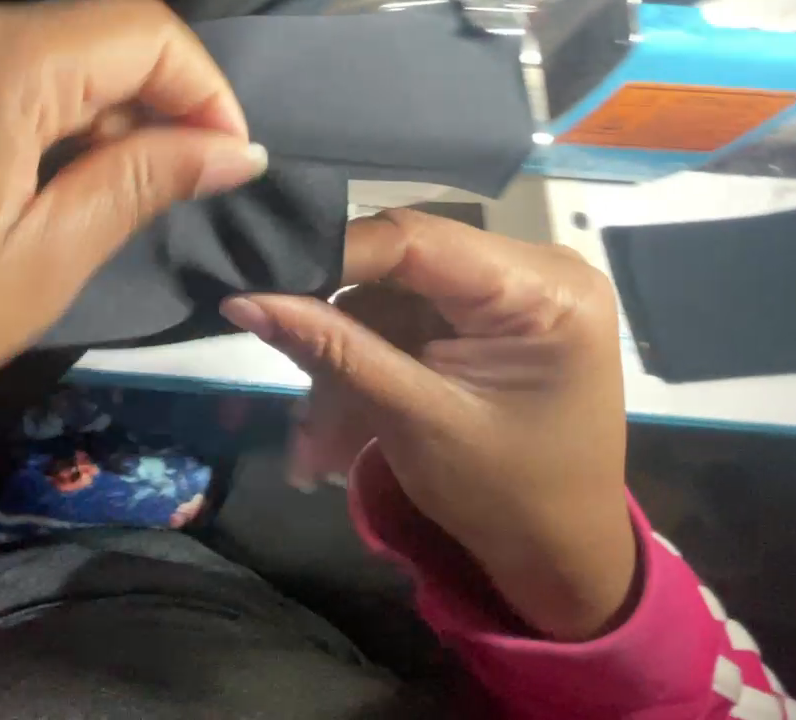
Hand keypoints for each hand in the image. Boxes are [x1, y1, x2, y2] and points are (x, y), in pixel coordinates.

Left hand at [0, 0, 268, 505]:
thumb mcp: (43, 259)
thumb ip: (143, 180)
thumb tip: (236, 148)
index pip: (141, 33)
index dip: (202, 89)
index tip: (228, 158)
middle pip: (82, 40)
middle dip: (139, 108)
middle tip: (156, 194)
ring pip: (28, 54)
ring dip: (76, 114)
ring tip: (77, 200)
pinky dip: (15, 110)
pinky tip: (8, 178)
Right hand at [221, 209, 635, 640]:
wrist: (556, 557)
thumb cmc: (507, 496)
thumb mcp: (412, 418)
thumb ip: (329, 348)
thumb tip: (240, 300)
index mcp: (541, 290)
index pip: (413, 238)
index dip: (330, 255)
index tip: (258, 284)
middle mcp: (524, 270)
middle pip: (391, 264)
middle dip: (332, 321)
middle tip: (284, 366)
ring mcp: (494, 290)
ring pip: (378, 297)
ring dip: (337, 357)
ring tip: (315, 438)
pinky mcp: (467, 314)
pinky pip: (388, 319)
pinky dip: (355, 364)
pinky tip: (336, 424)